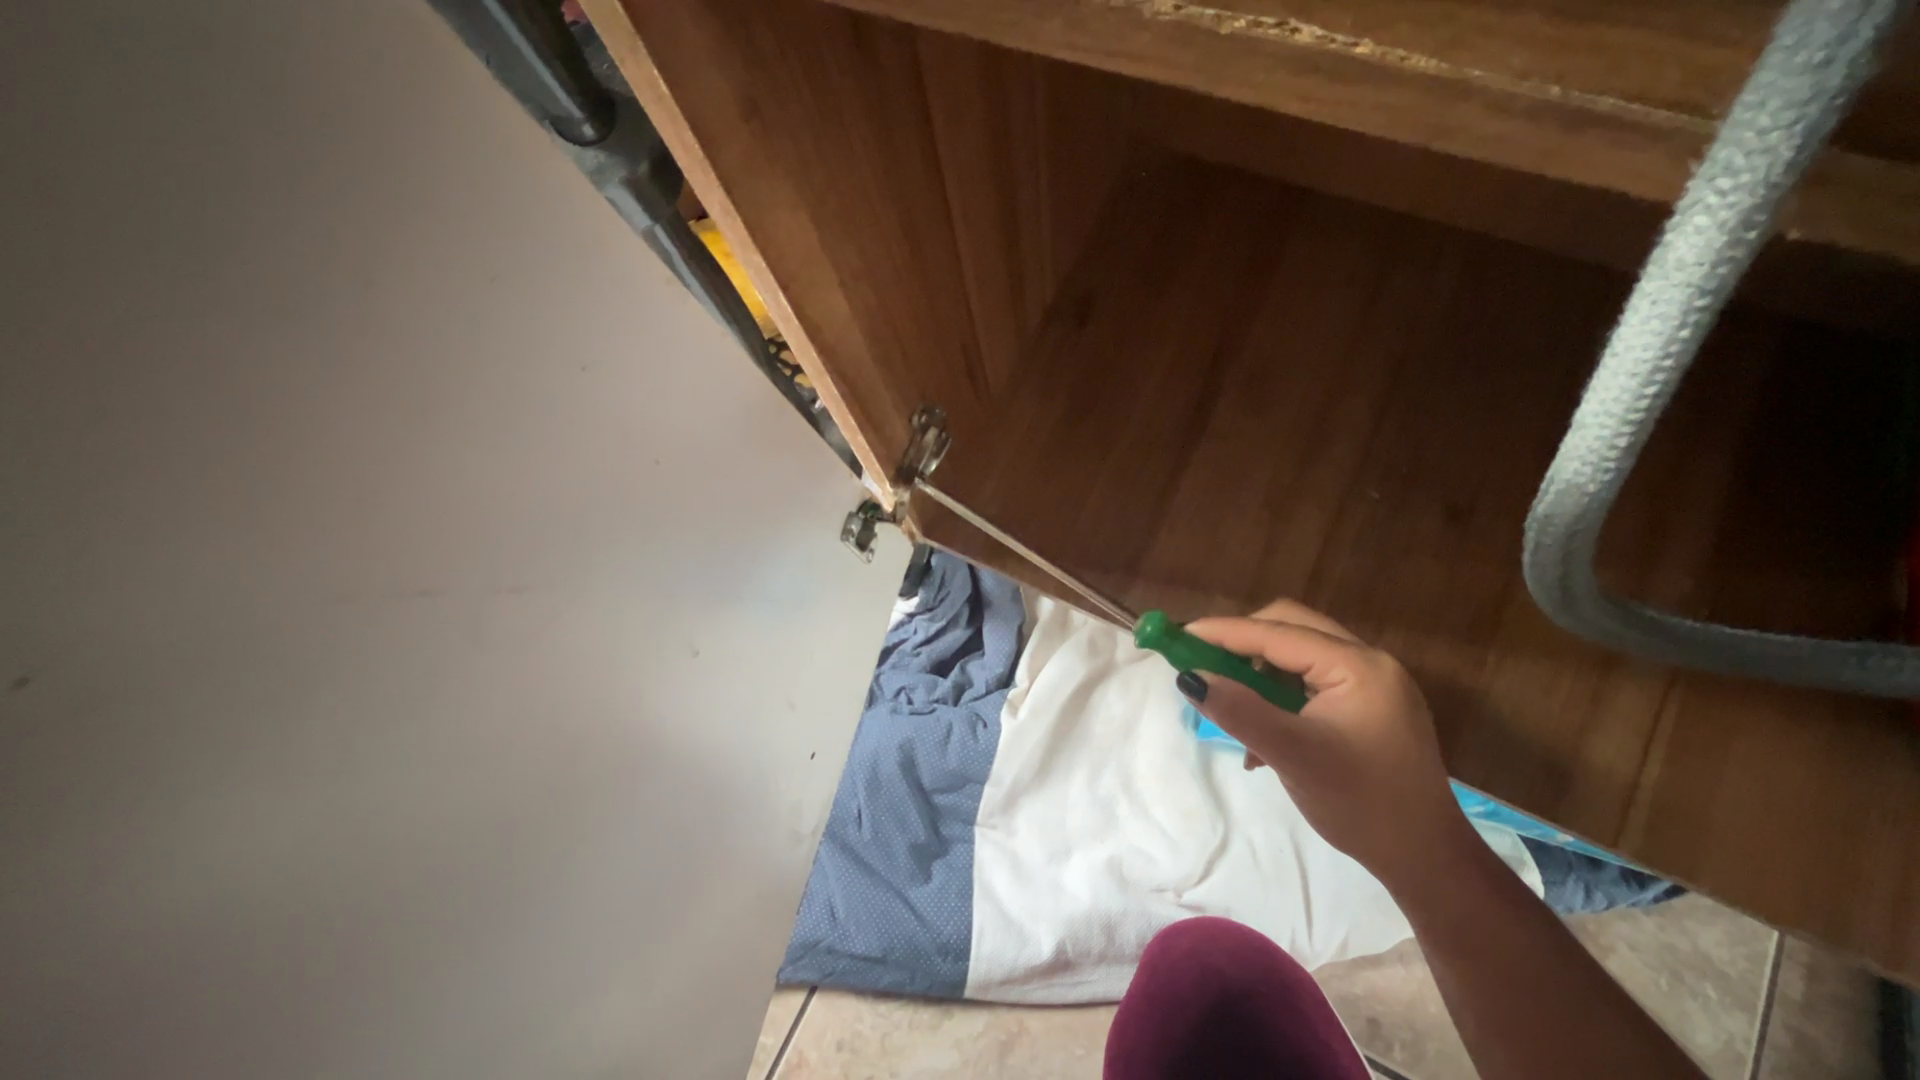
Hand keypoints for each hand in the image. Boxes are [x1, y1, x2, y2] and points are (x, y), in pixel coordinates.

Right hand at [1179, 600, 1475, 890]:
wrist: (1426, 859)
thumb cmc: (1362, 804)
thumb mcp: (1292, 755)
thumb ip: (1239, 711)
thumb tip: (1190, 678)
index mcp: (1358, 666)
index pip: (1278, 632)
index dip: (1225, 632)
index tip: (1179, 637)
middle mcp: (1369, 663)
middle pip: (1291, 631)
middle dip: (1243, 647)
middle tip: (1202, 666)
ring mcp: (1373, 686)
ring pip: (1299, 659)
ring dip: (1260, 679)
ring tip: (1235, 715)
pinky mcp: (1370, 710)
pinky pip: (1312, 686)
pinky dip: (1280, 700)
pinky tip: (1264, 741)